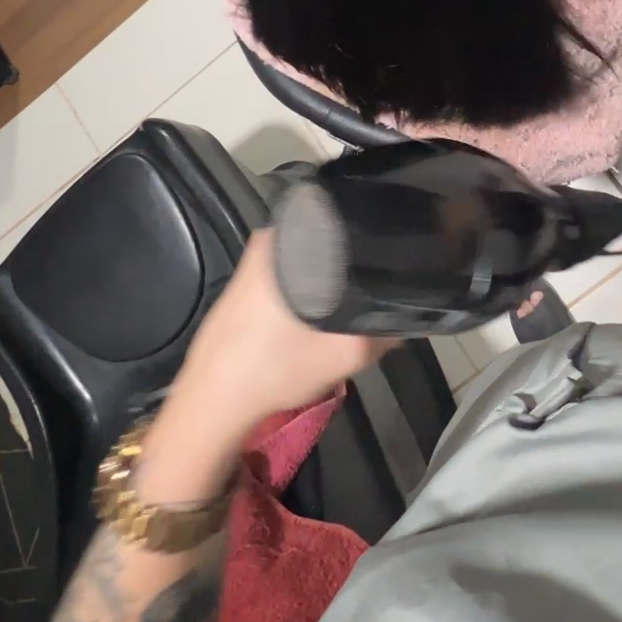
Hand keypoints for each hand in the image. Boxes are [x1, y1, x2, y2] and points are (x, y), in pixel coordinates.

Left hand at [171, 230, 390, 434]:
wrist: (212, 402)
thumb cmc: (275, 370)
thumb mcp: (344, 356)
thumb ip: (383, 335)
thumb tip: (409, 322)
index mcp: (291, 243)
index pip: (346, 219)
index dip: (375, 238)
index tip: (397, 257)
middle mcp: (270, 241)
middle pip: (329, 238)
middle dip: (355, 259)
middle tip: (382, 282)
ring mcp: (253, 261)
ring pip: (310, 256)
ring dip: (332, 274)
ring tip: (359, 295)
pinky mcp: (244, 282)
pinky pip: (291, 271)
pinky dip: (310, 285)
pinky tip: (322, 310)